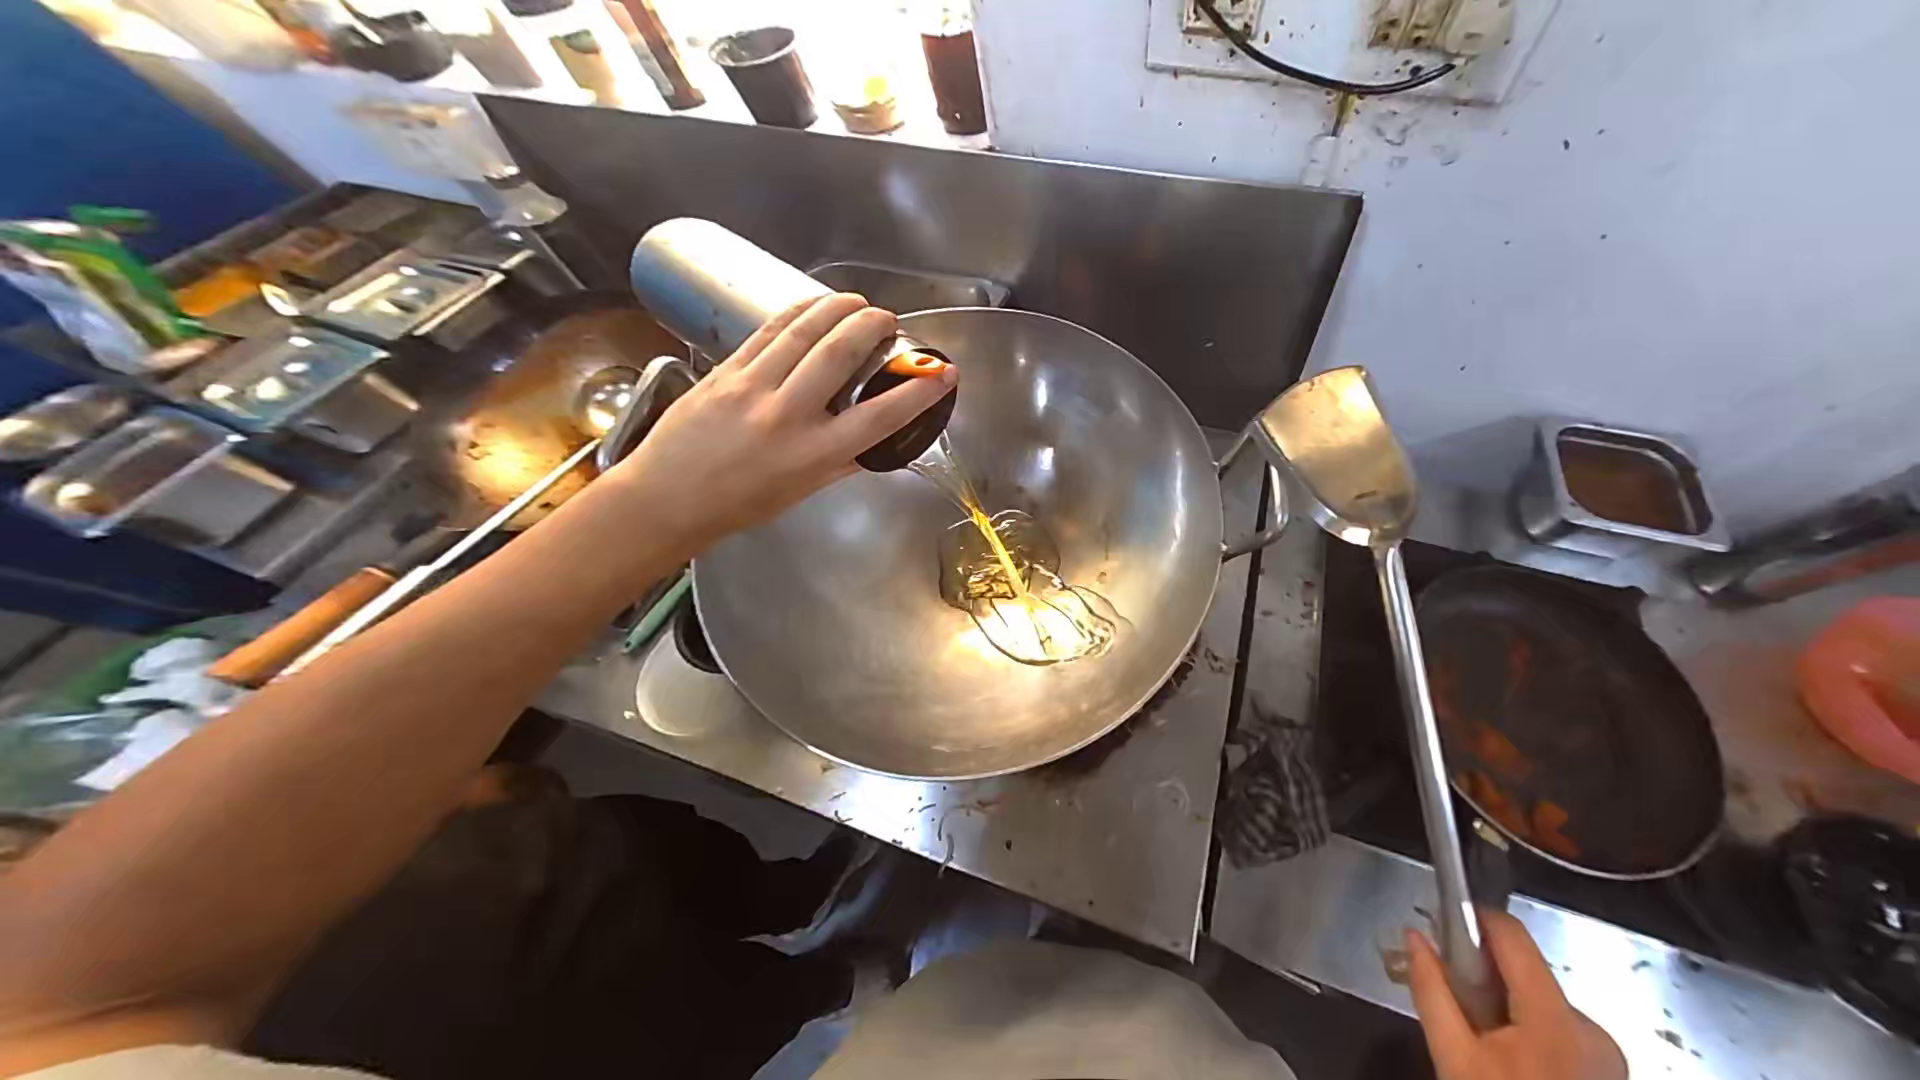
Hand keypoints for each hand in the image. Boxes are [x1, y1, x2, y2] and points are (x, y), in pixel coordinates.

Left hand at [604, 292, 955, 562]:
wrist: (667, 498)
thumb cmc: (739, 505)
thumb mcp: (801, 491)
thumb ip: (840, 462)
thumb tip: (873, 440)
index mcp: (813, 455)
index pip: (879, 418)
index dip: (918, 392)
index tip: (943, 373)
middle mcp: (787, 416)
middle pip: (841, 355)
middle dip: (873, 327)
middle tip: (890, 320)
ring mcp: (753, 388)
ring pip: (804, 333)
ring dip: (838, 309)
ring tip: (859, 302)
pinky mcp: (725, 371)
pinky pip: (768, 333)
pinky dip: (797, 313)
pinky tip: (814, 306)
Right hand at [1406, 913, 1626, 1079]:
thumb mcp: (1453, 1056)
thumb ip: (1430, 989)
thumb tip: (1413, 935)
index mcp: (1555, 1019)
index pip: (1512, 935)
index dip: (1471, 918)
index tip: (1438, 928)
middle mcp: (1591, 1028)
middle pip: (1521, 968)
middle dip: (1477, 971)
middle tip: (1445, 993)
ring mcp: (1605, 1053)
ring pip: (1534, 997)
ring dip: (1496, 999)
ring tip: (1471, 1034)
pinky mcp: (1606, 1070)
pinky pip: (1552, 1024)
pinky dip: (1519, 1023)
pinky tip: (1500, 1054)